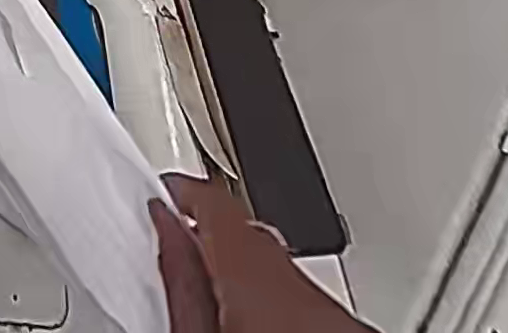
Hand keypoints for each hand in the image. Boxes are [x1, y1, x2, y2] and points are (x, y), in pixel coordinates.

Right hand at [150, 174, 372, 332]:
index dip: (180, 188)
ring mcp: (333, 308)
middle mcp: (303, 281)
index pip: (213, 197)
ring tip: (208, 284)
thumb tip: (164, 226)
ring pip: (273, 256)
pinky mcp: (346, 323)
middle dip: (207, 226)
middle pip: (244, 225)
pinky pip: (298, 285)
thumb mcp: (196, 331)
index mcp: (257, 270)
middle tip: (175, 236)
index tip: (161, 190)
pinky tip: (249, 312)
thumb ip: (179, 274)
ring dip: (239, 258)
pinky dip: (270, 286)